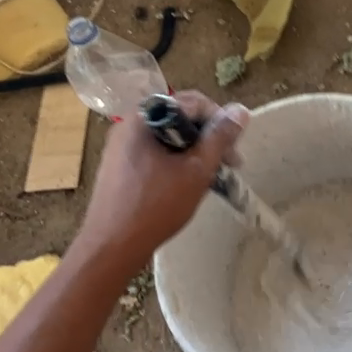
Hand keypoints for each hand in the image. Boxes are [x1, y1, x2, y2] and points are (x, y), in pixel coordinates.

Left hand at [78, 91, 248, 270]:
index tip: (233, 150)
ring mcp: (122, 145)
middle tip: (227, 165)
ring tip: (209, 177)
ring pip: (170, 136)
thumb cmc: (155, 207)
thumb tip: (241, 110)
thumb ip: (220, 137)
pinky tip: (186, 183)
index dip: (220, 121)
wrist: (110, 249)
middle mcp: (129, 124)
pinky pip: (156, 151)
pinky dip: (176, 161)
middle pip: (180, 117)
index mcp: (143, 118)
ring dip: (194, 152)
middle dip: (208, 138)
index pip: (193, 102)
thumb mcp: (197, 170)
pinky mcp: (120, 165)